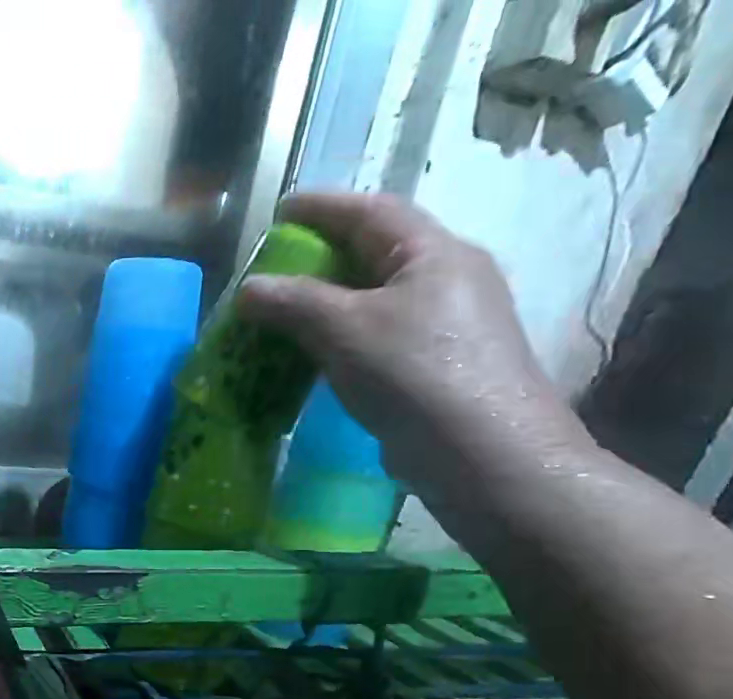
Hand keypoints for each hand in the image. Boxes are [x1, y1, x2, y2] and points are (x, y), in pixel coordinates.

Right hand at [237, 194, 593, 498]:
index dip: (322, 207)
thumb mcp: (346, 330)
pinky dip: (354, 338)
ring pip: (385, 299)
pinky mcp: (447, 369)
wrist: (483, 457)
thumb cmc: (415, 376)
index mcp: (434, 252)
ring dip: (339, 302)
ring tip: (296, 313)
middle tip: (282, 267)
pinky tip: (330, 357)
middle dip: (328, 255)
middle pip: (381, 252)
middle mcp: (452, 279)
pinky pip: (390, 337)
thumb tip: (249, 290)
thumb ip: (294, 302)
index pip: (371, 211)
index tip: (279, 212)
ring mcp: (454, 327)